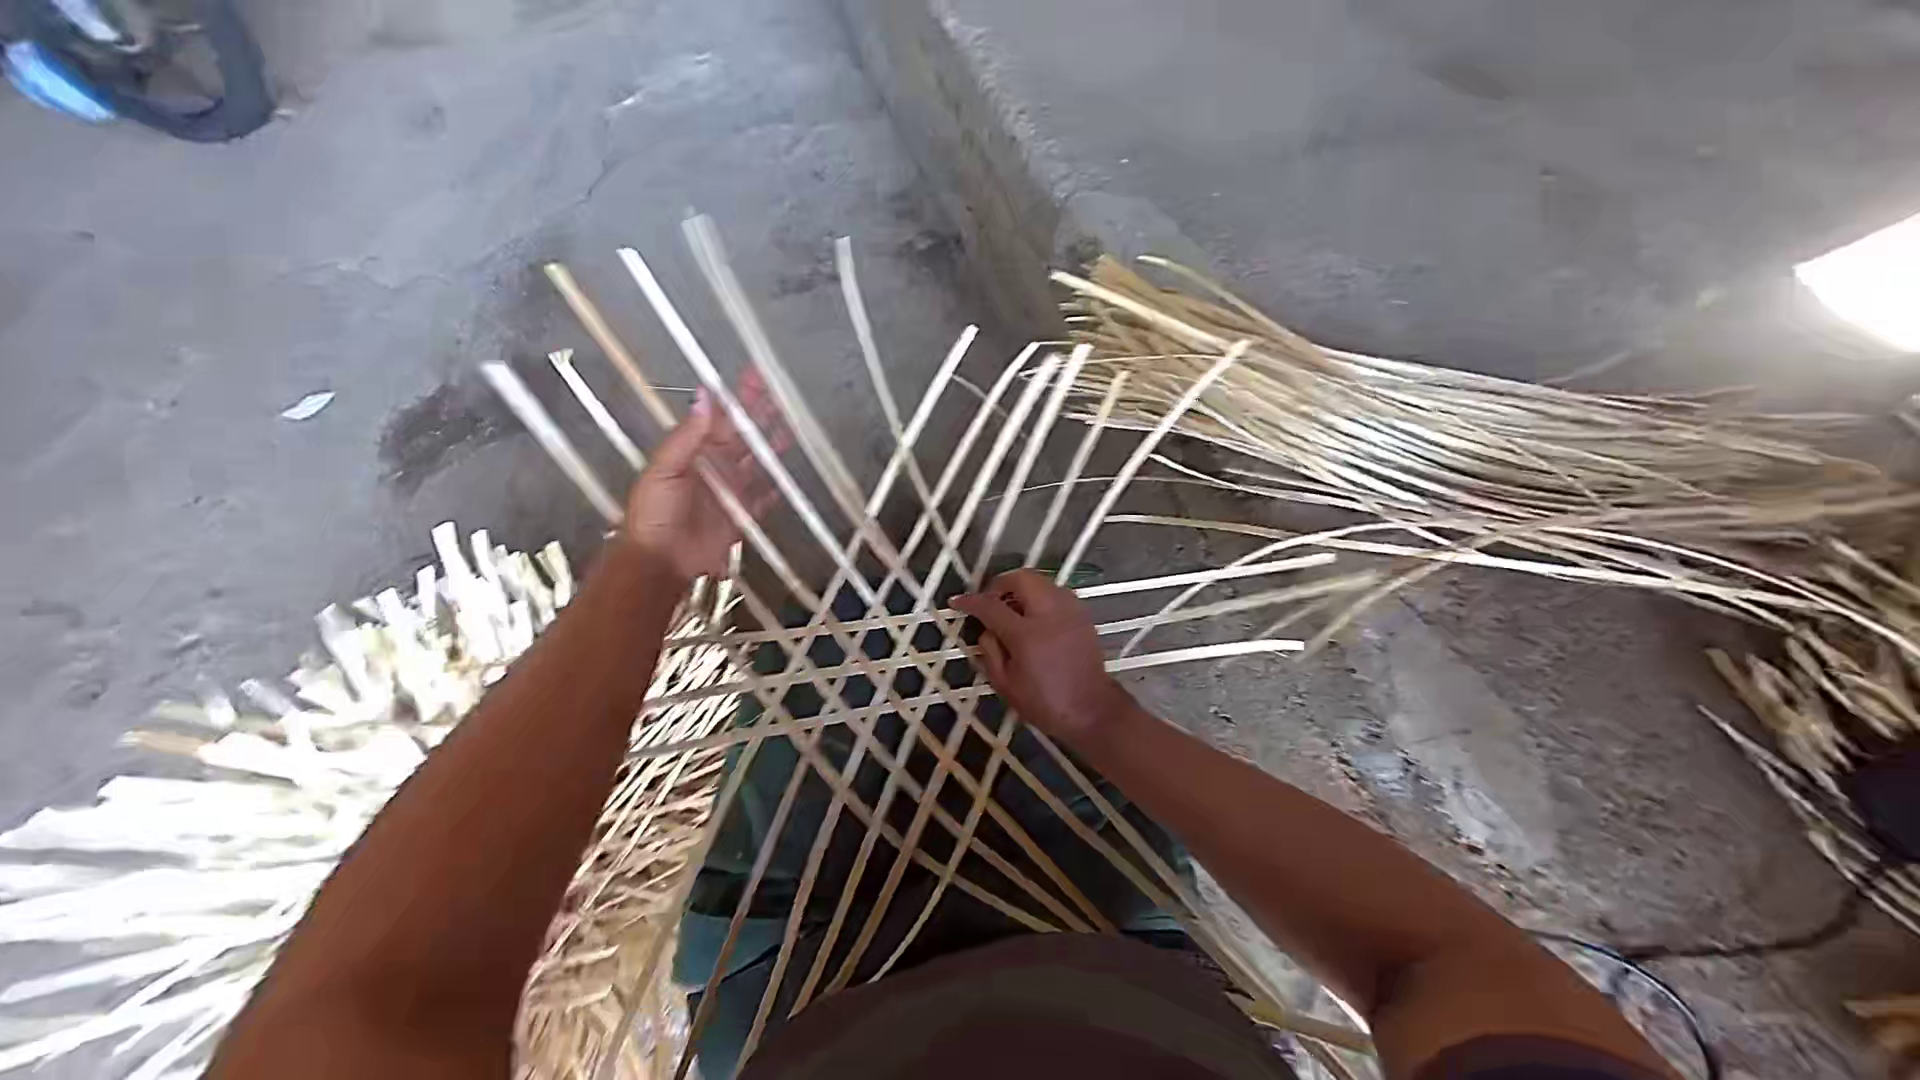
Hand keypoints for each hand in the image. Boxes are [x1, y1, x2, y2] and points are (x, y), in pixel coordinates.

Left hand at [620, 383, 775, 582]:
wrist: (659, 561)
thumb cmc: (654, 513)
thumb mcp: (665, 469)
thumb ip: (688, 435)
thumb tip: (704, 396)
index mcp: (696, 450)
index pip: (723, 417)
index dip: (739, 397)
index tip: (755, 376)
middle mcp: (717, 466)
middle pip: (745, 435)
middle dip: (763, 415)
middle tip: (782, 393)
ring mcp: (732, 490)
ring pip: (759, 462)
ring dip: (774, 445)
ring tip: (792, 426)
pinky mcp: (743, 515)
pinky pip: (764, 498)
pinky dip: (776, 488)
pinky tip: (788, 476)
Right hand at [952, 569, 1132, 740]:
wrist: (1091, 710)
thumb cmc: (1044, 702)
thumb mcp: (1004, 684)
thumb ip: (989, 651)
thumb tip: (986, 629)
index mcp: (1026, 634)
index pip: (991, 606)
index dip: (970, 602)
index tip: (957, 602)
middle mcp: (1050, 613)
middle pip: (1020, 578)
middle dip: (999, 585)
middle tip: (989, 602)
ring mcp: (1070, 610)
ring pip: (1039, 580)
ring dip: (1020, 588)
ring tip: (1010, 608)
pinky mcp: (1082, 614)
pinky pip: (1054, 591)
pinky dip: (1038, 595)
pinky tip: (1033, 615)